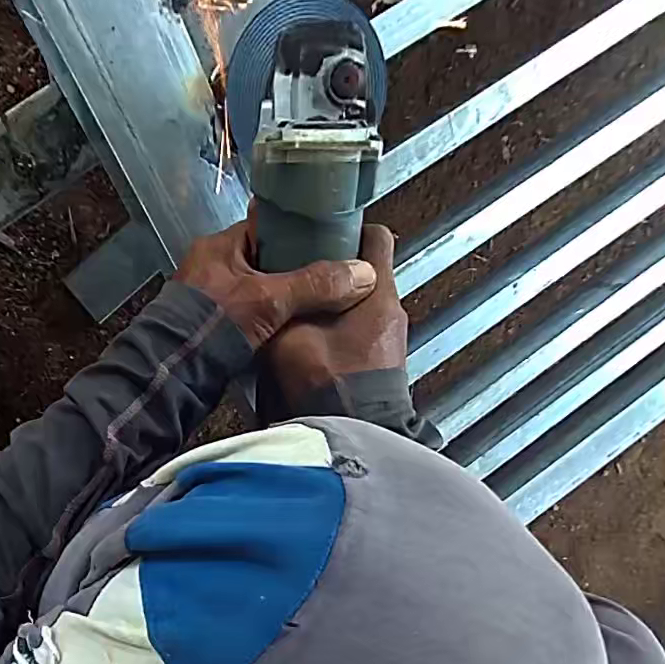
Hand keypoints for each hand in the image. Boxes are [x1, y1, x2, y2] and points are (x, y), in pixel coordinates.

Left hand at [172, 219, 376, 349]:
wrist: (176, 370)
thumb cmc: (215, 323)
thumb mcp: (270, 300)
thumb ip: (315, 285)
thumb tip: (364, 274)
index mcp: (221, 245)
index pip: (268, 224)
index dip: (301, 228)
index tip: (332, 237)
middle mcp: (215, 264)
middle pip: (268, 257)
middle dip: (299, 266)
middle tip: (333, 273)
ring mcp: (213, 294)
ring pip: (261, 286)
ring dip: (287, 294)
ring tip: (324, 299)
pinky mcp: (215, 322)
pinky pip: (253, 309)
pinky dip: (274, 314)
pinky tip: (298, 322)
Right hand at [264, 225, 405, 407]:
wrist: (353, 434)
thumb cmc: (327, 382)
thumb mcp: (289, 335)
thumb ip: (284, 304)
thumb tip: (271, 287)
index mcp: (377, 293)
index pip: (377, 237)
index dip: (351, 229)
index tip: (323, 234)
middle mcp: (393, 310)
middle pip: (369, 270)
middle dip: (337, 267)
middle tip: (303, 269)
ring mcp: (393, 337)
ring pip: (366, 301)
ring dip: (340, 300)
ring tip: (306, 306)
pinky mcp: (386, 361)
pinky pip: (366, 328)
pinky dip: (346, 326)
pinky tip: (319, 338)